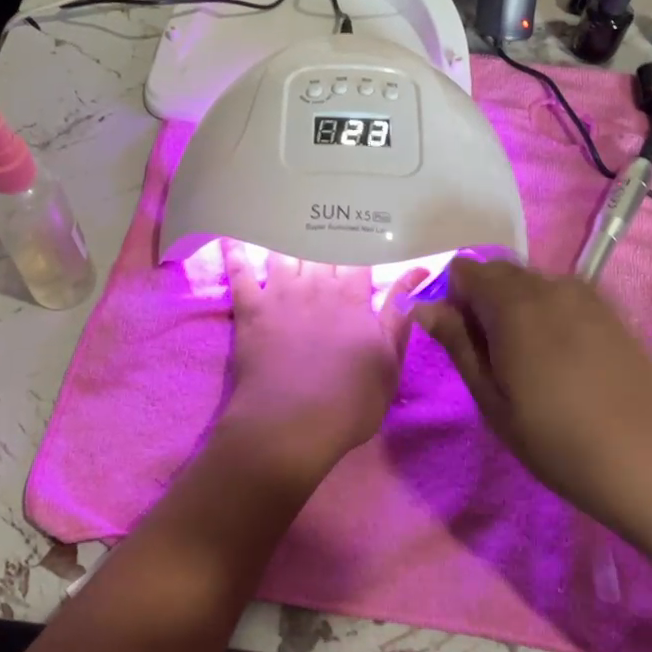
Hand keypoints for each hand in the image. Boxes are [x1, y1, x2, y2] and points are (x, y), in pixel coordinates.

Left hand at [218, 244, 425, 482]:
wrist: (289, 425)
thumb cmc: (349, 402)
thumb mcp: (389, 363)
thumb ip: (400, 315)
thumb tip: (419, 273)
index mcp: (353, 299)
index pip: (358, 260)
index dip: (359, 248)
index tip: (360, 239)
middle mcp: (316, 287)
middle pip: (321, 252)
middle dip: (323, 240)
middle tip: (322, 226)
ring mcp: (279, 295)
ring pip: (283, 254)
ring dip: (286, 242)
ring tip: (286, 226)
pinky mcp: (250, 310)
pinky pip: (239, 273)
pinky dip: (236, 253)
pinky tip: (232, 237)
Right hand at [414, 257, 651, 545]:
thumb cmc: (557, 441)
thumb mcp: (492, 400)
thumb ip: (458, 345)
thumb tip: (425, 306)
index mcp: (515, 304)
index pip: (466, 270)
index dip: (452, 299)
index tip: (457, 341)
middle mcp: (552, 286)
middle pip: (501, 273)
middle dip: (483, 302)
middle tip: (488, 358)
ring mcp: (589, 297)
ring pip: (534, 285)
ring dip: (516, 308)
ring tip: (526, 363)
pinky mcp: (615, 314)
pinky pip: (565, 298)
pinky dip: (549, 315)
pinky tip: (561, 361)